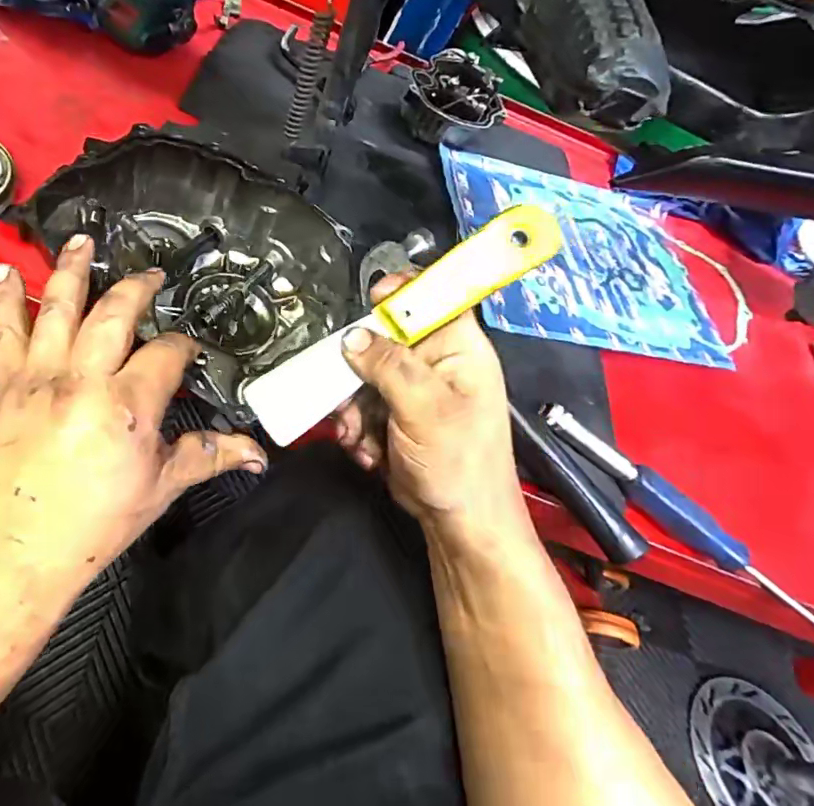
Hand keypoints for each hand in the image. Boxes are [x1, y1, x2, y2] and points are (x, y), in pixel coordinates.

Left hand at [0, 236, 266, 586]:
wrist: (19, 552)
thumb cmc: (95, 523)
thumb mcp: (162, 487)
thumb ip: (211, 456)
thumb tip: (258, 454)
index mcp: (128, 405)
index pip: (167, 353)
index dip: (183, 347)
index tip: (187, 352)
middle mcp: (83, 381)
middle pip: (116, 313)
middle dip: (138, 288)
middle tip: (152, 277)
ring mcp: (40, 379)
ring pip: (58, 309)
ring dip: (72, 270)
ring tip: (83, 241)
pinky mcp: (6, 388)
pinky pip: (4, 332)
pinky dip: (4, 299)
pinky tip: (4, 270)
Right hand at [331, 273, 527, 541]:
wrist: (459, 523)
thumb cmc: (463, 467)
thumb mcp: (425, 407)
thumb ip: (388, 366)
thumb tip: (355, 337)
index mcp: (460, 349)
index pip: (433, 297)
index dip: (403, 292)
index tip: (372, 300)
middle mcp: (438, 362)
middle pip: (386, 337)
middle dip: (360, 368)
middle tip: (350, 392)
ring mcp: (416, 388)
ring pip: (367, 373)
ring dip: (354, 405)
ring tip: (358, 433)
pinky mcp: (398, 413)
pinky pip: (364, 403)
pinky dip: (358, 425)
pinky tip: (366, 447)